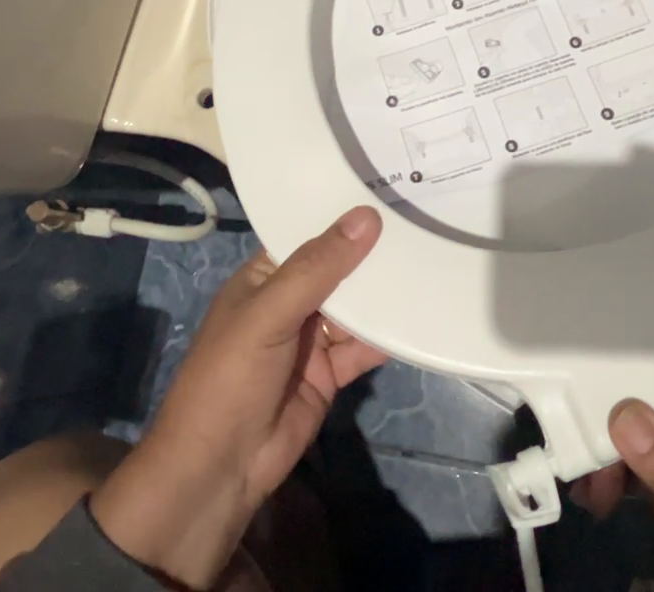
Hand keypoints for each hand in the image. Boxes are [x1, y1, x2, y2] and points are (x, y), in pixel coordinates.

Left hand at [91, 206, 388, 586]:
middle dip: (372, 251)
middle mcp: (289, 302)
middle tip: (422, 216)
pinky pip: (364, 347)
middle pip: (338, 270)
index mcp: (263, 277)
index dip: (341, 214)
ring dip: (385, 292)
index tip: (385, 186)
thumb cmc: (230, 377)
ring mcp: (311, 338)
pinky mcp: (331, 372)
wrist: (220, 468)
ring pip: (356, 308)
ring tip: (432, 257)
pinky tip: (420, 316)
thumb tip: (365, 216)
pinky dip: (388, 336)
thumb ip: (317, 268)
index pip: (306, 234)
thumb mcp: (269, 313)